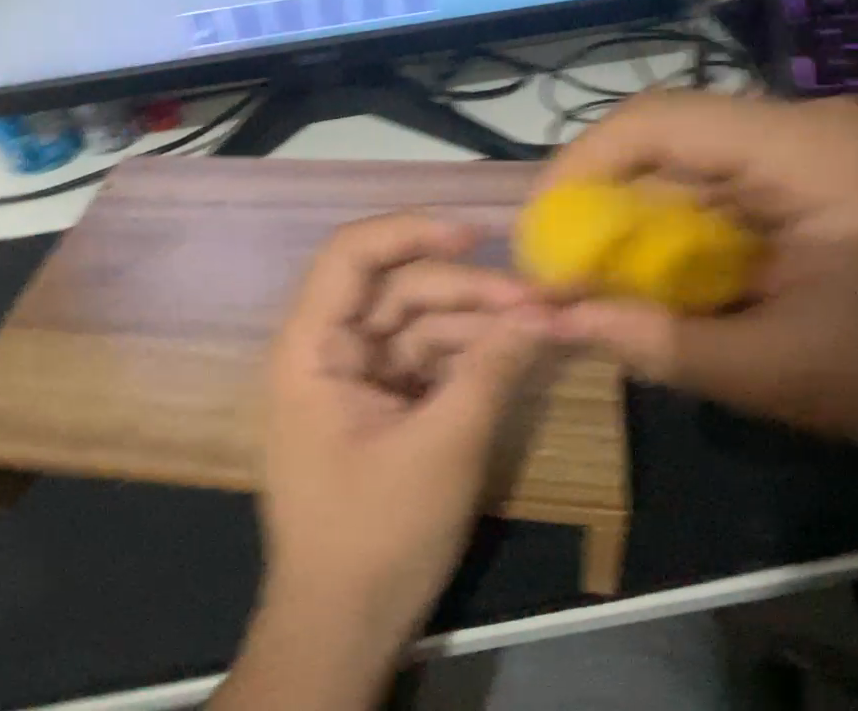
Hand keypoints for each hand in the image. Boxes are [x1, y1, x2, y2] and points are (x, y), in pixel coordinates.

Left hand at [259, 213, 556, 639]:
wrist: (345, 626)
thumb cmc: (377, 535)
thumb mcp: (443, 447)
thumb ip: (493, 369)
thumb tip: (545, 313)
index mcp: (312, 349)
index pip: (350, 256)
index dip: (411, 231)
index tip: (476, 235)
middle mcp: (329, 352)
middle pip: (399, 291)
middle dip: (469, 290)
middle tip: (540, 300)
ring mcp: (357, 380)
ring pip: (419, 326)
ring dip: (478, 324)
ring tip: (542, 326)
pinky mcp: (383, 407)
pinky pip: (427, 363)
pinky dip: (469, 357)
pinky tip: (516, 353)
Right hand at [540, 92, 857, 461]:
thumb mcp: (781, 369)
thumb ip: (658, 343)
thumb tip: (552, 322)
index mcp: (800, 147)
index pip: (655, 120)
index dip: (578, 169)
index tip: (541, 236)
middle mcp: (805, 128)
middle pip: (668, 140)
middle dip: (603, 204)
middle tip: (566, 270)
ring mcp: (823, 152)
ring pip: (695, 167)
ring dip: (643, 222)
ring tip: (611, 283)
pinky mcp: (830, 184)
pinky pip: (732, 192)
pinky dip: (688, 234)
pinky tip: (680, 284)